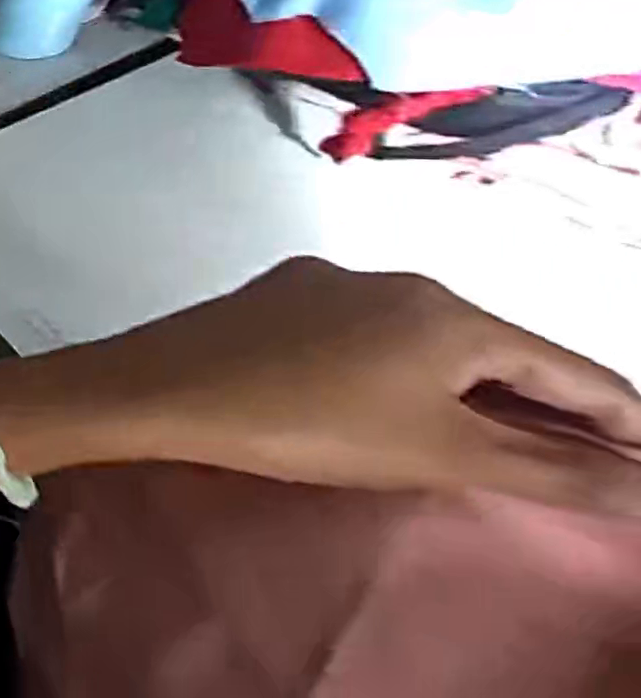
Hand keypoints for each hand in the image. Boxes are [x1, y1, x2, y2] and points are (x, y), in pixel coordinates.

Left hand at [36, 256, 640, 513]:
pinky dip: (392, 371)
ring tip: (483, 445)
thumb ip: (559, 470)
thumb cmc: (300, 420)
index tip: (634, 474)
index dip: (628, 432)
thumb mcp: (441, 453)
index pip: (578, 373)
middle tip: (572, 473)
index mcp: (443, 309)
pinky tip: (384, 403)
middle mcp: (384, 279)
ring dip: (463, 390)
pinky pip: (359, 335)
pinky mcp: (270, 296)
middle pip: (496, 351)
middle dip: (541, 411)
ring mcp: (317, 282)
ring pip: (421, 341)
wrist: (159, 387)